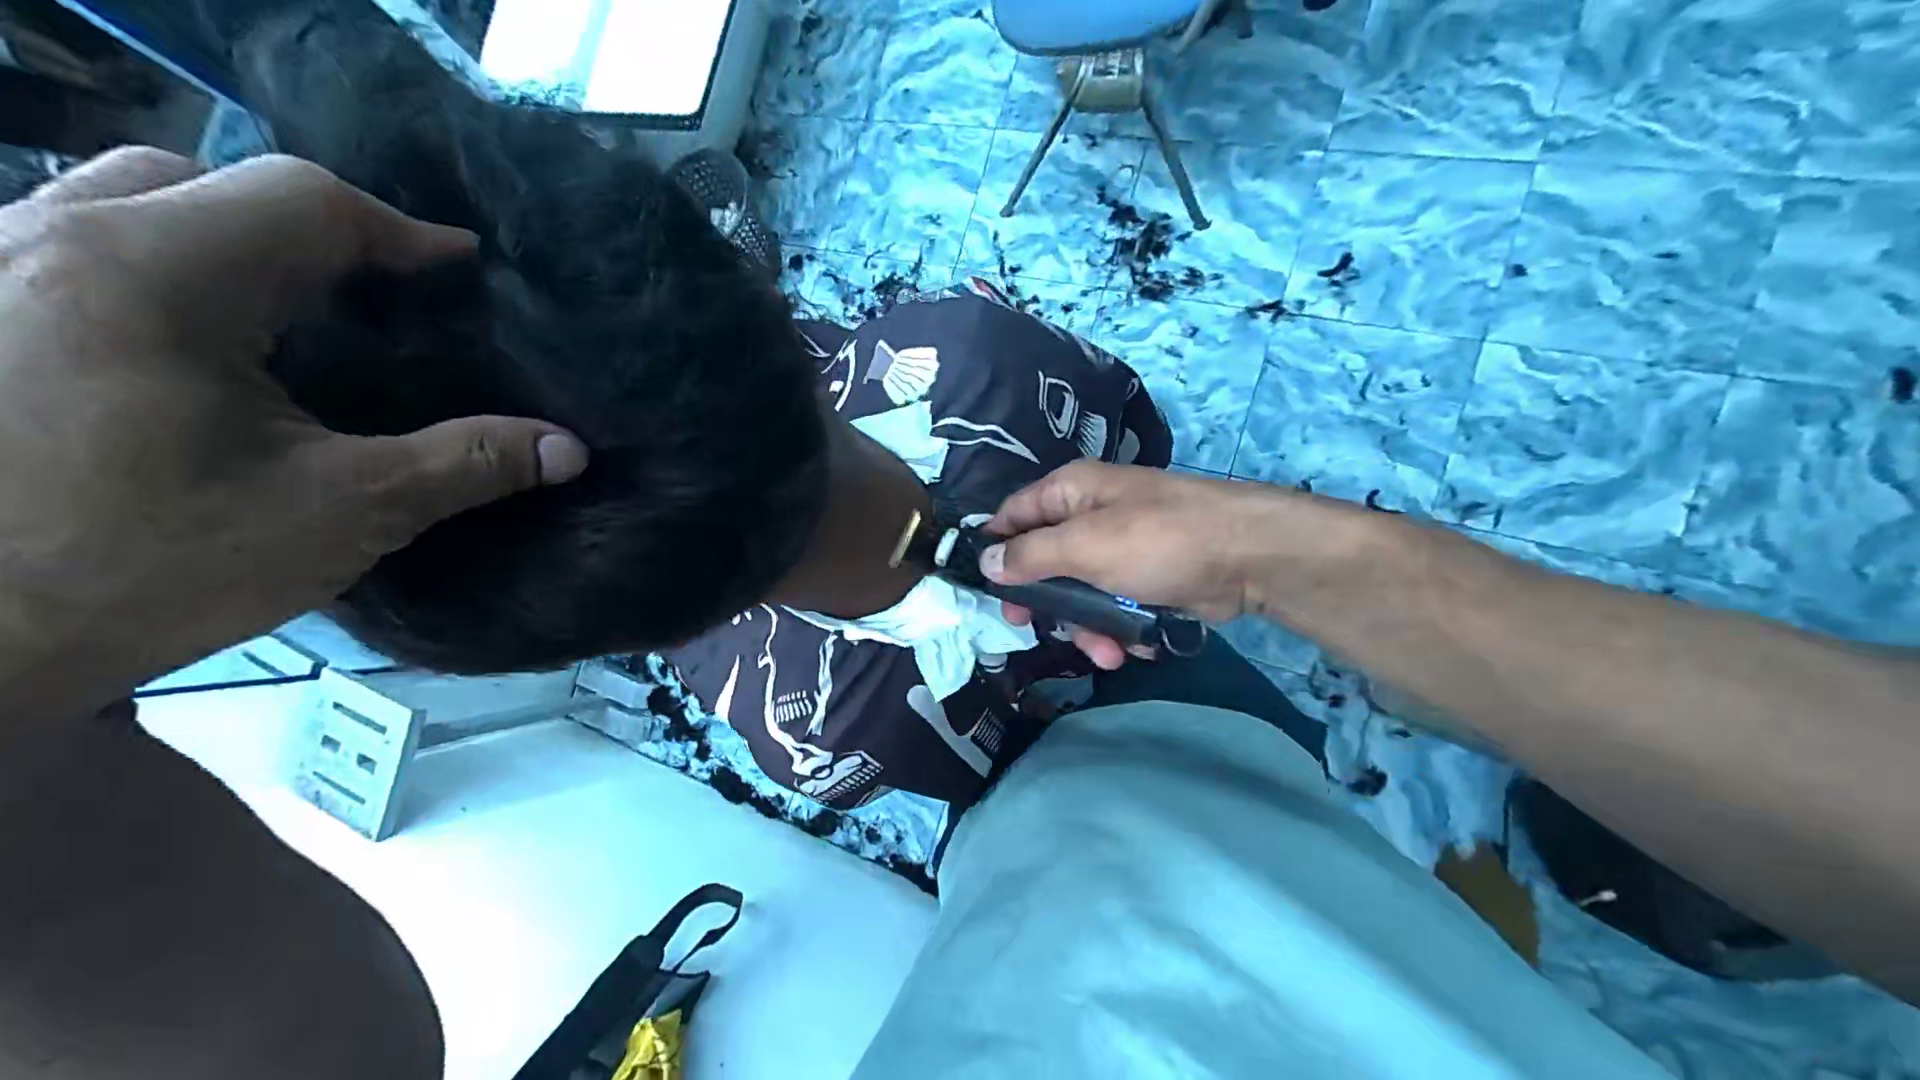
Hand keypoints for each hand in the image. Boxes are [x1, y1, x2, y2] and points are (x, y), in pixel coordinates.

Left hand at [0, 148, 588, 719]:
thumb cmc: (155, 565)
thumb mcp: (346, 511)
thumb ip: (466, 464)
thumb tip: (571, 450)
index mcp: (151, 276)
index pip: (304, 200)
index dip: (404, 230)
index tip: (463, 270)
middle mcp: (50, 240)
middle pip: (213, 180)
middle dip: (320, 227)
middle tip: (388, 292)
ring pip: (134, 199)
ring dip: (238, 236)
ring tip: (308, 305)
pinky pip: (86, 242)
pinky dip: (176, 264)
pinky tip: (218, 335)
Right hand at [980, 462, 1369, 668]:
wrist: (1249, 557)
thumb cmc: (1158, 540)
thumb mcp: (1084, 546)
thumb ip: (1029, 555)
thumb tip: (983, 561)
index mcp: (1069, 493)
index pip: (1012, 516)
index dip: (995, 551)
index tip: (986, 590)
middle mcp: (1090, 517)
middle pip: (1043, 562)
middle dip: (1045, 603)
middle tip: (1033, 629)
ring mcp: (1119, 549)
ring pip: (1079, 593)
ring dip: (1087, 628)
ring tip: (1106, 653)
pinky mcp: (1145, 579)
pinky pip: (1114, 606)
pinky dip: (1120, 628)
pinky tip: (1136, 644)